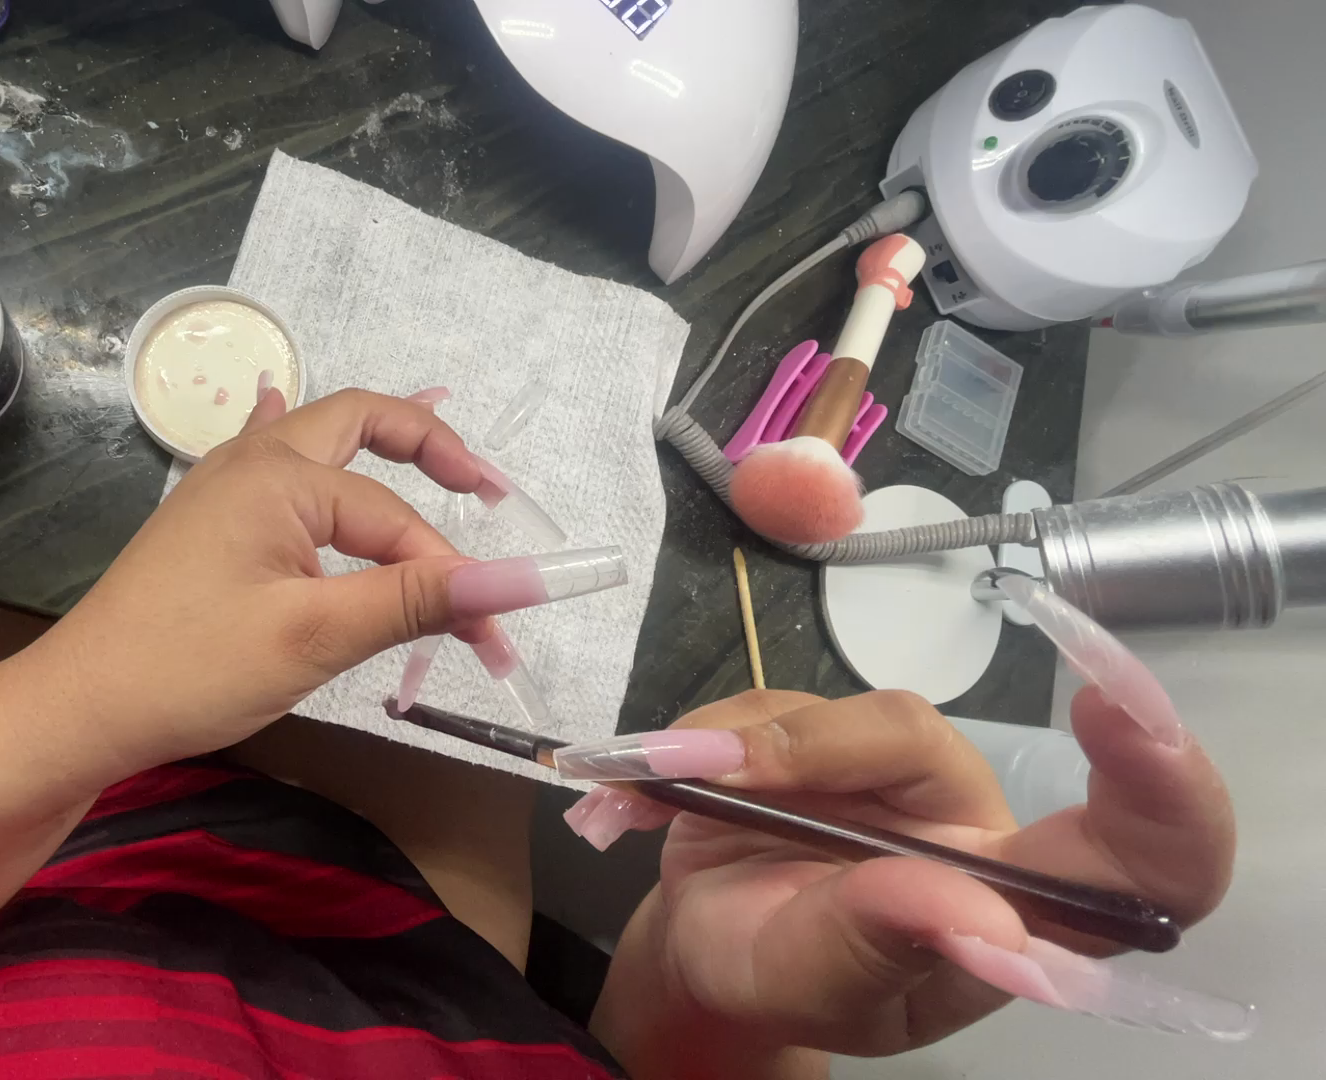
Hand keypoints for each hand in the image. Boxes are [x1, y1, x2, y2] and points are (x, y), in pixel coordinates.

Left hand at [21, 387, 499, 785]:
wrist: (80, 708)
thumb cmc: (191, 668)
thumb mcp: (312, 635)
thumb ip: (414, 600)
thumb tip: (514, 583)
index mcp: (279, 475)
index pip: (393, 519)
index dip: (446, 573)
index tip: (489, 636)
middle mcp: (253, 461)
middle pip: (358, 422)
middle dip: (427, 444)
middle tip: (482, 484)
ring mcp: (225, 487)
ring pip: (319, 444)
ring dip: (378, 449)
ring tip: (432, 453)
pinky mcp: (212, 521)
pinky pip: (273, 463)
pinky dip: (310, 450)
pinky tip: (298, 422)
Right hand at [583, 684, 1236, 1078]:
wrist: (698, 941)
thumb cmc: (773, 981)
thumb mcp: (819, 990)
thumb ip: (876, 947)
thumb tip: (969, 912)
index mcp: (1002, 899)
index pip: (1137, 856)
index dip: (1158, 787)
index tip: (1119, 710)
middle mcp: (946, 817)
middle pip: (909, 736)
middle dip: (805, 748)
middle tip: (705, 775)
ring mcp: (864, 769)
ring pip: (817, 709)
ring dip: (728, 742)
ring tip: (655, 784)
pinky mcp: (794, 736)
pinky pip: (746, 707)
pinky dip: (687, 737)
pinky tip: (642, 778)